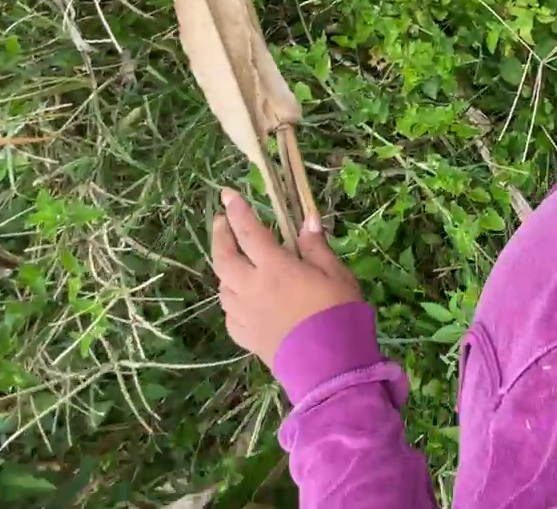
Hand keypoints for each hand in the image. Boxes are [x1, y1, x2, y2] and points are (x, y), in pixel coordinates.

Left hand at [210, 188, 362, 365]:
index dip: (238, 211)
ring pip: (223, 285)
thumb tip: (307, 219)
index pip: (250, 232)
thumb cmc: (337, 310)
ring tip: (234, 257)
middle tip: (220, 220)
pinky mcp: (244, 335)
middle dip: (220, 235)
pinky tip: (242, 295)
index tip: (228, 194)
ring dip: (225, 266)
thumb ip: (316, 246)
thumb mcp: (335, 272)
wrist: (327, 362)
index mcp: (275, 268)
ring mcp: (243, 314)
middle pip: (225, 258)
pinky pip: (229, 310)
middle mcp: (251, 288)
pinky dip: (231, 295)